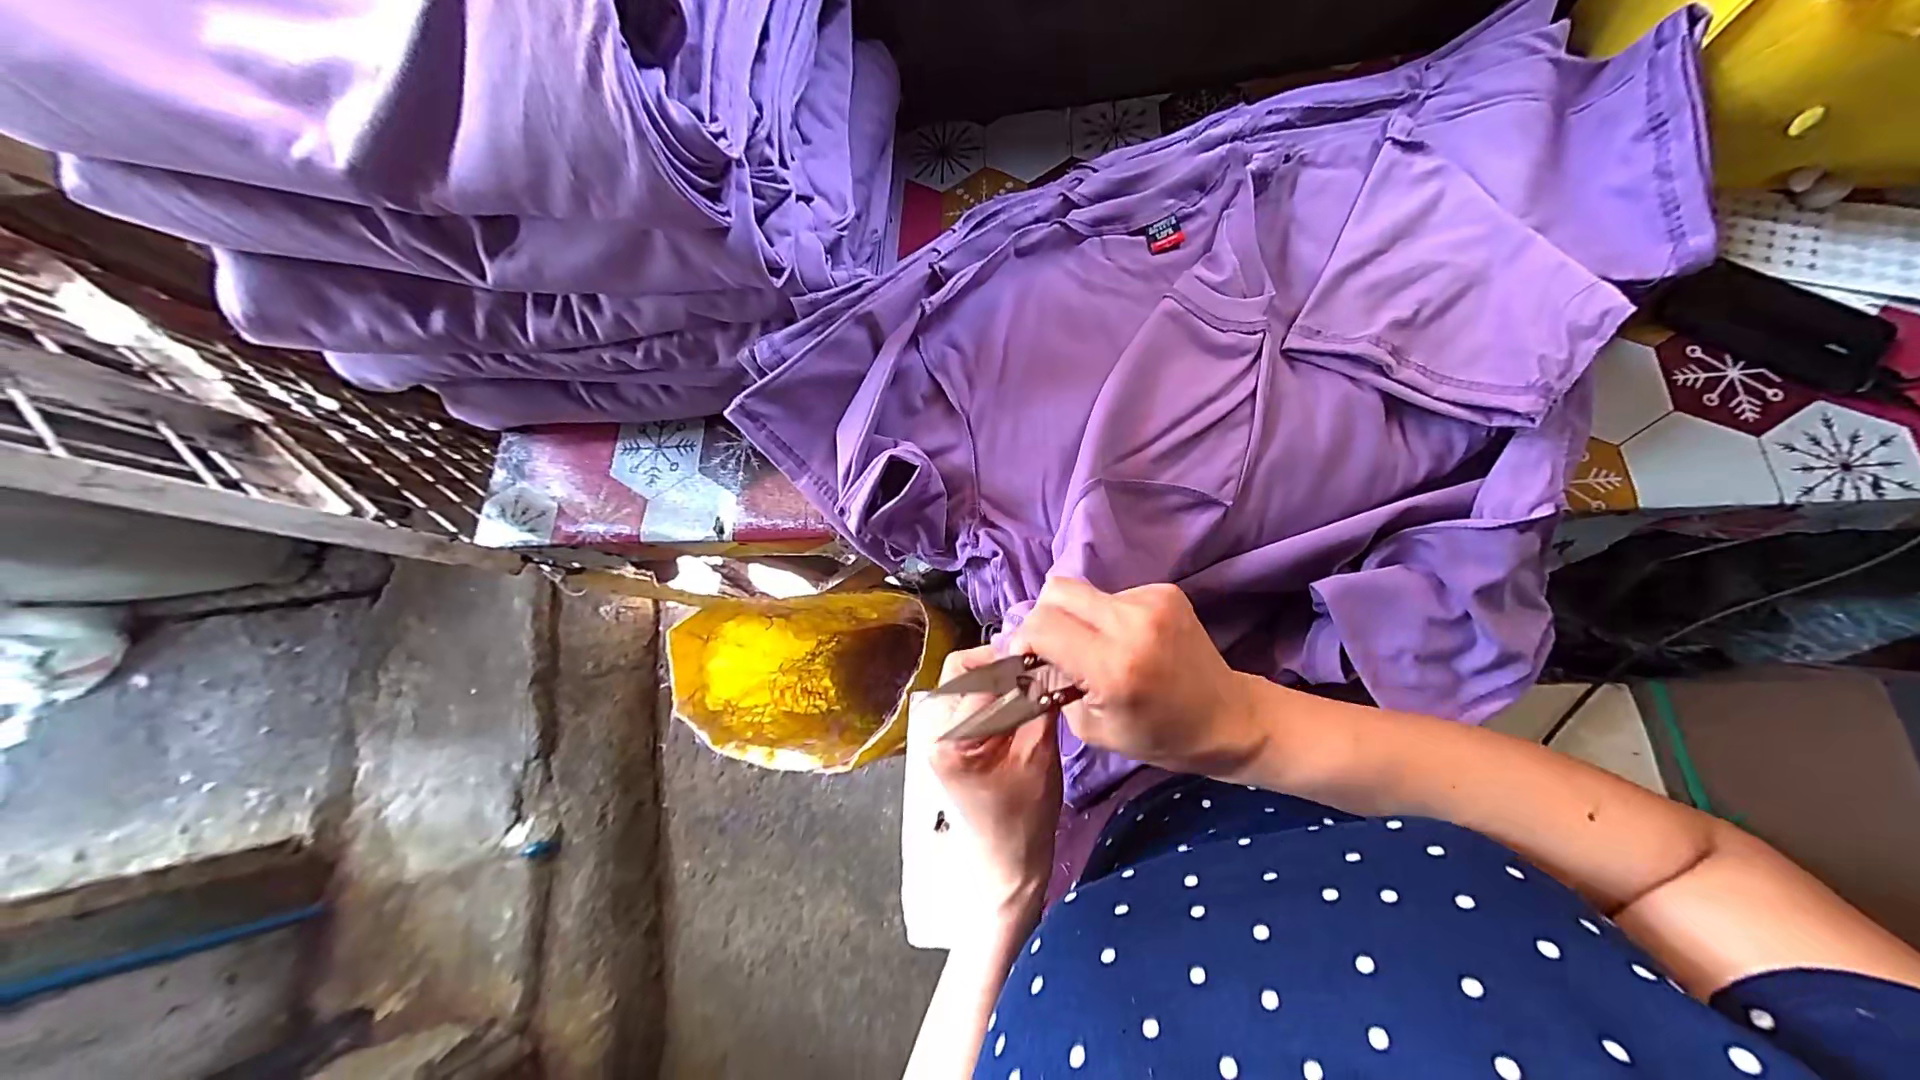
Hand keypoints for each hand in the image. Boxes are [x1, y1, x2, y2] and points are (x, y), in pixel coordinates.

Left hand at [923, 645, 1060, 924]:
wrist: (1005, 863)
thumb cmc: (1025, 819)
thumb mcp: (1039, 754)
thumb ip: (1038, 700)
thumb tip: (1047, 657)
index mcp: (950, 738)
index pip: (981, 674)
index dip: (1017, 662)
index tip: (1048, 660)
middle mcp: (932, 728)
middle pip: (964, 667)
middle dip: (1003, 663)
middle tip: (1038, 673)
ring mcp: (933, 730)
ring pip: (963, 675)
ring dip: (996, 673)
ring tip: (1029, 687)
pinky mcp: (943, 733)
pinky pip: (965, 692)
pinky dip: (990, 687)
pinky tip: (1015, 701)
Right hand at [1010, 578, 1264, 777]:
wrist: (1227, 718)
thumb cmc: (1158, 736)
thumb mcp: (1092, 727)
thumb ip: (1054, 684)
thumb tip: (1030, 655)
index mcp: (1112, 667)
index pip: (1042, 625)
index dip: (1024, 638)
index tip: (1026, 656)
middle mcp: (1132, 624)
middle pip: (1057, 590)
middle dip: (1044, 617)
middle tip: (1052, 645)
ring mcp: (1152, 601)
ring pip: (1083, 591)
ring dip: (1077, 616)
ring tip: (1096, 646)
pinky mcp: (1165, 591)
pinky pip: (1112, 593)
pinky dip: (1106, 615)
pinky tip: (1125, 639)